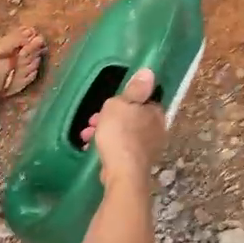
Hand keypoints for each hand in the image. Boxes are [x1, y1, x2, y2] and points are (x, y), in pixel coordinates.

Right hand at [80, 69, 167, 190]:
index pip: (143, 101)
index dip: (123, 101)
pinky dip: (108, 146)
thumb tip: (149, 71)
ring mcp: (148, 148)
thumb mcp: (120, 105)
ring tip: (86, 137)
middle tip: (92, 121)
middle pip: (132, 118)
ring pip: (125, 134)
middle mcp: (157, 129)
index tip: (106, 105)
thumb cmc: (120, 133)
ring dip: (105, 132)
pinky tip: (93, 150)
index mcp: (155, 113)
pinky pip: (121, 149)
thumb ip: (133, 90)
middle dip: (110, 118)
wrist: (123, 171)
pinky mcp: (137, 163)